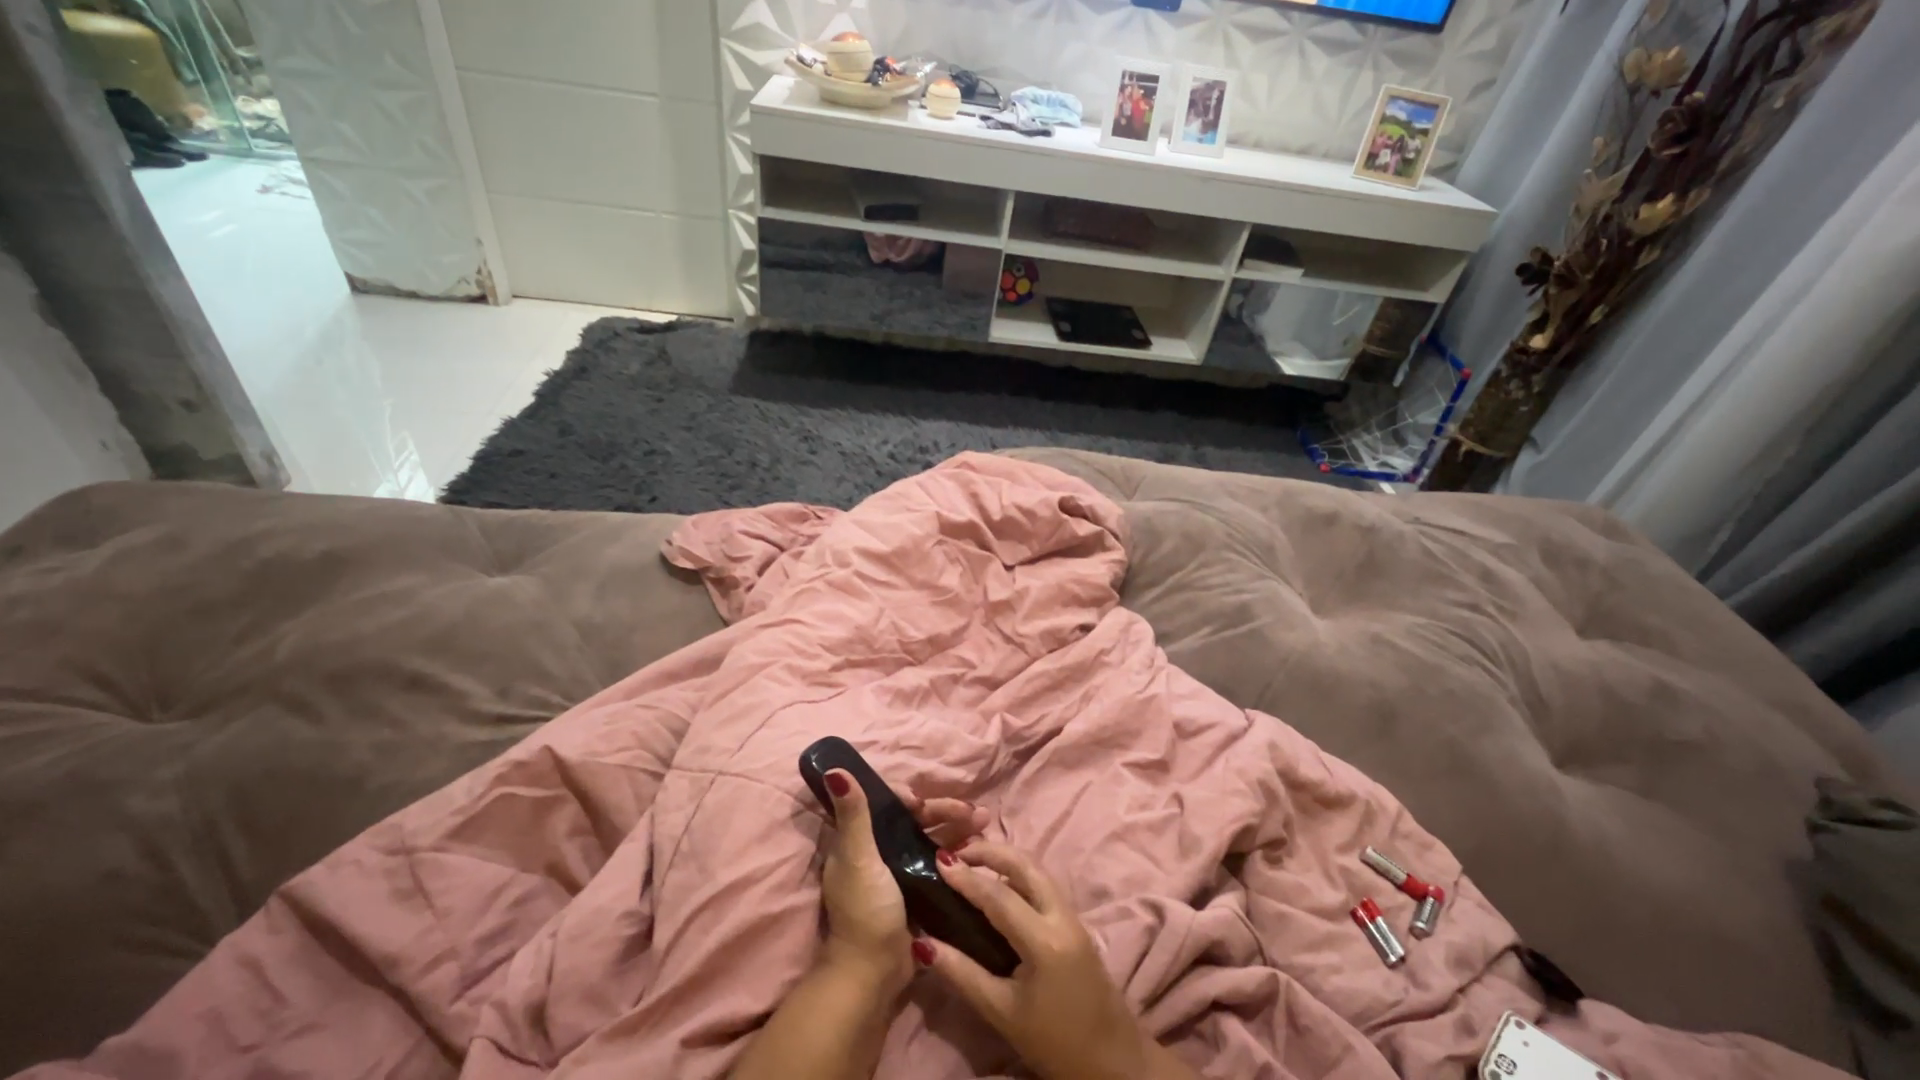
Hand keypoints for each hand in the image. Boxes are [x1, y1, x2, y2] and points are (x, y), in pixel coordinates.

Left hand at [817, 769, 988, 994]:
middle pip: (916, 822)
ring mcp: (902, 875)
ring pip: (933, 841)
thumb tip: (834, 769)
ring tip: (986, 825)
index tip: (924, 802)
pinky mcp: (921, 895)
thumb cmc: (865, 910)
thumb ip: (853, 815)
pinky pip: (943, 866)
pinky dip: (960, 855)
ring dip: (958, 830)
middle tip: (975, 813)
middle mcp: (880, 853)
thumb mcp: (858, 857)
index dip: (908, 798)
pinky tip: (981, 851)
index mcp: (860, 842)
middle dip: (945, 812)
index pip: (887, 806)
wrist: (874, 972)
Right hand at [920, 844, 1195, 1079]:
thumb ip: (962, 974)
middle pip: (1026, 866)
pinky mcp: (1077, 925)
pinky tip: (1000, 884)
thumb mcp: (1001, 1012)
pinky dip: (1020, 874)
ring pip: (1039, 871)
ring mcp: (1074, 919)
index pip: (998, 896)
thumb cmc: (1054, 1041)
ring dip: (1007, 859)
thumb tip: (922, 943)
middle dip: (991, 851)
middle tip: (956, 851)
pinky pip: (1045, 886)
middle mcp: (1062, 918)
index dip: (965, 877)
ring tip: (973, 860)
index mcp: (1044, 941)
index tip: (936, 862)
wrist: (1113, 1060)